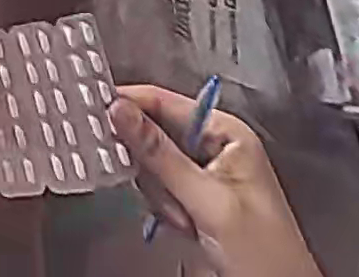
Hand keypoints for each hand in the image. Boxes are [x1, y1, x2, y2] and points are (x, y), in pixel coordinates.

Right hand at [110, 85, 322, 276]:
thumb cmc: (263, 256)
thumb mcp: (208, 201)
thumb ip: (159, 153)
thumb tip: (117, 108)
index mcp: (224, 131)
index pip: (163, 101)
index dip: (130, 103)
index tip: (95, 110)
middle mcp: (212, 144)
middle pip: (153, 132)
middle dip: (154, 168)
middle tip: (168, 197)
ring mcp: (202, 171)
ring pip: (152, 163)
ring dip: (161, 194)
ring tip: (186, 221)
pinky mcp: (194, 197)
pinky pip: (158, 186)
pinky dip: (164, 206)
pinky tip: (183, 226)